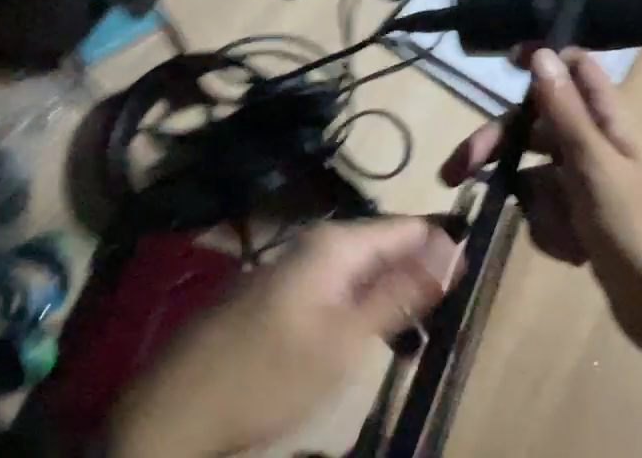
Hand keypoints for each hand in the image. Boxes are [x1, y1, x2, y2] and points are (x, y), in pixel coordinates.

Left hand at [108, 218, 457, 457]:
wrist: (172, 415)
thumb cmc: (268, 376)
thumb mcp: (346, 339)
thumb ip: (401, 290)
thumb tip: (452, 247)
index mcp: (335, 244)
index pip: (408, 226)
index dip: (442, 248)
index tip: (469, 281)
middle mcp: (313, 245)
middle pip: (384, 248)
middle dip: (417, 278)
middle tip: (444, 320)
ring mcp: (290, 271)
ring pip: (359, 274)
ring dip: (390, 301)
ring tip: (413, 340)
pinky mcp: (275, 300)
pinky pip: (333, 292)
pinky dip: (358, 313)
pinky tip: (366, 344)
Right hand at [440, 48, 641, 358]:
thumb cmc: (638, 230)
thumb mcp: (595, 166)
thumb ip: (565, 111)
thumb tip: (541, 53)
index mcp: (610, 120)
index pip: (574, 68)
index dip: (541, 60)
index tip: (503, 66)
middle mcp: (597, 143)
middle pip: (536, 125)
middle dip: (500, 147)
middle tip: (457, 172)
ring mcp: (588, 183)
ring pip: (535, 173)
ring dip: (538, 206)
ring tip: (564, 236)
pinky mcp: (582, 218)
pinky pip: (545, 210)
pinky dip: (552, 230)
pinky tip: (575, 254)